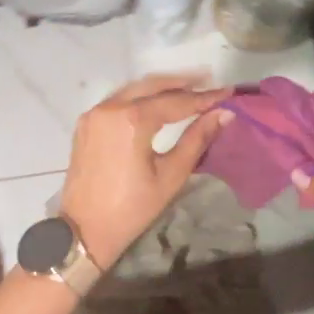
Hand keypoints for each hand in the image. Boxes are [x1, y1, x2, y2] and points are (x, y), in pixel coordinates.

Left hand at [61, 74, 233, 264]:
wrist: (85, 230)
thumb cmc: (132, 209)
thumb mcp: (170, 176)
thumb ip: (196, 140)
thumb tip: (223, 115)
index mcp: (131, 120)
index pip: (176, 102)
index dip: (204, 98)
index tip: (229, 93)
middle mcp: (109, 108)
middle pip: (152, 85)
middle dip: (182, 83)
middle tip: (209, 83)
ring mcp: (93, 114)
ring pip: (132, 90)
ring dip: (160, 88)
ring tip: (187, 90)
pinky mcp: (85, 124)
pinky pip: (117, 101)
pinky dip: (138, 98)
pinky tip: (155, 103)